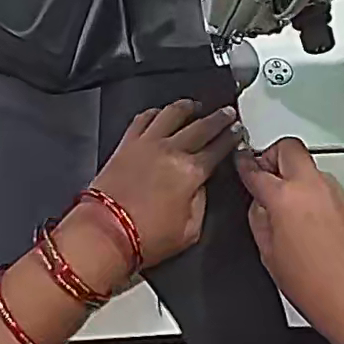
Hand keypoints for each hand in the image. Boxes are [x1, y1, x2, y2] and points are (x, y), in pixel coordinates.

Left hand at [85, 101, 240, 269]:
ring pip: (171, 114)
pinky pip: (142, 119)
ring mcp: (146, 144)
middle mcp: (170, 151)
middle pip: (200, 126)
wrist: (106, 232)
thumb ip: (200, 202)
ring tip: (195, 106)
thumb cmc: (145, 237)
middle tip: (226, 113)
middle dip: (218, 118)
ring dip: (187, 107)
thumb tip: (200, 186)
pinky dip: (154, 112)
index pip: (217, 148)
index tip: (237, 131)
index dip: (230, 137)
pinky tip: (159, 112)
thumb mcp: (190, 230)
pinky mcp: (126, 144)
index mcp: (190, 173)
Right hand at [235, 138, 343, 343]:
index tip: (240, 163)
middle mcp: (311, 187)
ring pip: (305, 163)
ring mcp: (332, 193)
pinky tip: (296, 213)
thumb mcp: (268, 253)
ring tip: (278, 198)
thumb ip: (258, 218)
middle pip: (287, 147)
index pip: (256, 168)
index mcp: (285, 197)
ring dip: (289, 171)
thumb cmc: (318, 287)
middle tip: (260, 173)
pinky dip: (304, 188)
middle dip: (270, 155)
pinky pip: (318, 182)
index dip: (243, 164)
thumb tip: (257, 205)